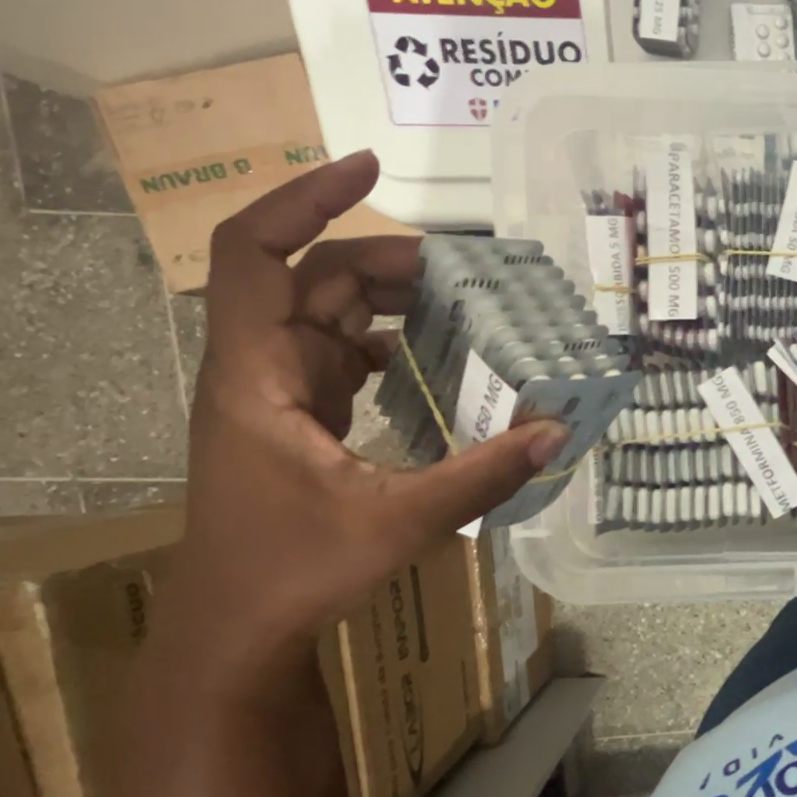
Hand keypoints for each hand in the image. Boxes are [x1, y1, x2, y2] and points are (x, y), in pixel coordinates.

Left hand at [173, 150, 568, 649]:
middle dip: (379, 260)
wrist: (238, 628)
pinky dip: (378, 345)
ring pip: (320, 318)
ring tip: (455, 305)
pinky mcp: (291, 425)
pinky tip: (423, 362)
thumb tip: (557, 431)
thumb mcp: (402, 521)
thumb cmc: (299, 570)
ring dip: (380, 301)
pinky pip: (333, 358)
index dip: (305, 198)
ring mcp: (271, 399)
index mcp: (257, 377)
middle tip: (461, 271)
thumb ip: (483, 474)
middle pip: (305, 279)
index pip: (256, 253)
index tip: (372, 168)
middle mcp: (255, 373)